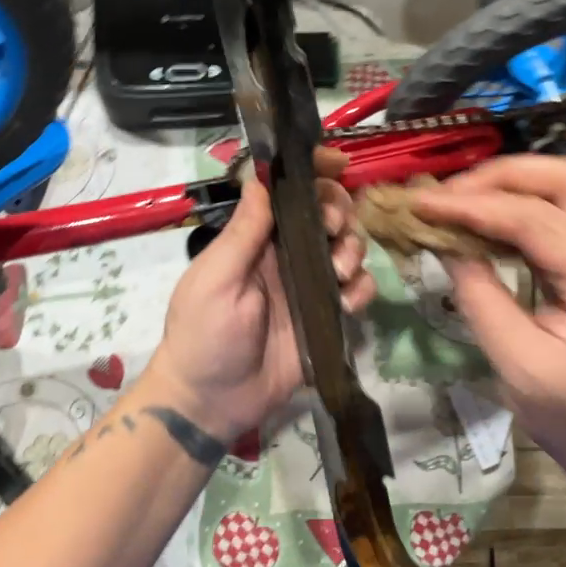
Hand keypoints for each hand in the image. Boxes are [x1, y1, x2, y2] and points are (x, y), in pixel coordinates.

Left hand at [144, 148, 376, 442]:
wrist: (212, 402)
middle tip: (334, 231)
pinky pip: (356, 291)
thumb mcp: (217, 279)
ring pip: (348, 248)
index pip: (288, 193)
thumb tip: (261, 176)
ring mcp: (308, 287)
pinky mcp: (326, 318)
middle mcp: (285, 255)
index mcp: (255, 239)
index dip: (314, 173)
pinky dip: (361, 290)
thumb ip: (244, 231)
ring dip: (353, 249)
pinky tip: (349, 304)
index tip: (338, 164)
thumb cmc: (204, 334)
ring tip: (337, 274)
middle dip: (339, 212)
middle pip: (327, 214)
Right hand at [409, 155, 565, 489]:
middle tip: (448, 194)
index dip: (476, 206)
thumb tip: (444, 242)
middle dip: (504, 176)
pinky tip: (491, 224)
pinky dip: (529, 208)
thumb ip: (481, 298)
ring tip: (463, 202)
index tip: (423, 203)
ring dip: (517, 186)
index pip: (540, 221)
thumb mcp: (518, 367)